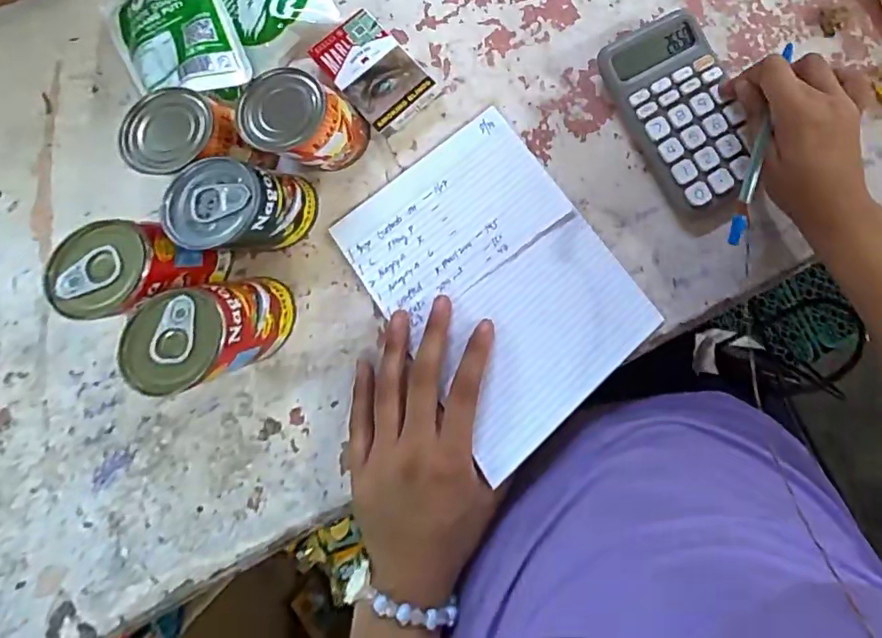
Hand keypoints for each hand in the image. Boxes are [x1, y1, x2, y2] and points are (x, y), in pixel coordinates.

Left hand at [348, 298, 499, 608]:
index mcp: (451, 458)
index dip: (476, 356)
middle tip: (437, 304)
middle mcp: (413, 450)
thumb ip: (505, 453)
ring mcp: (381, 455)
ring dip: (393, 351)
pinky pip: (358, 418)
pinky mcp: (357, 463)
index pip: (465, 395)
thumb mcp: (491, 497)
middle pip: (423, 382)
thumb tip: (524, 408)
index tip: (483, 324)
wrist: (409, 577)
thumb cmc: (458, 531)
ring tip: (397, 317)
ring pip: (386, 392)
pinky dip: (361, 387)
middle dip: (433, 337)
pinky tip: (365, 358)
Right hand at [732, 53, 881, 232]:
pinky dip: (834, 77)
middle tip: (759, 99)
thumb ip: (755, 115)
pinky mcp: (856, 111)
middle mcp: (825, 98)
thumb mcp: (764, 156)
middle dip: (771, 75)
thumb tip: (744, 87)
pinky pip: (850, 79)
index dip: (749, 75)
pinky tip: (821, 92)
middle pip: (795, 63)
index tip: (735, 94)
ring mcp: (845, 102)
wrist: (838, 210)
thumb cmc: (796, 190)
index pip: (772, 67)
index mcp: (799, 109)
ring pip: (820, 66)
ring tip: (788, 97)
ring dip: (799, 74)